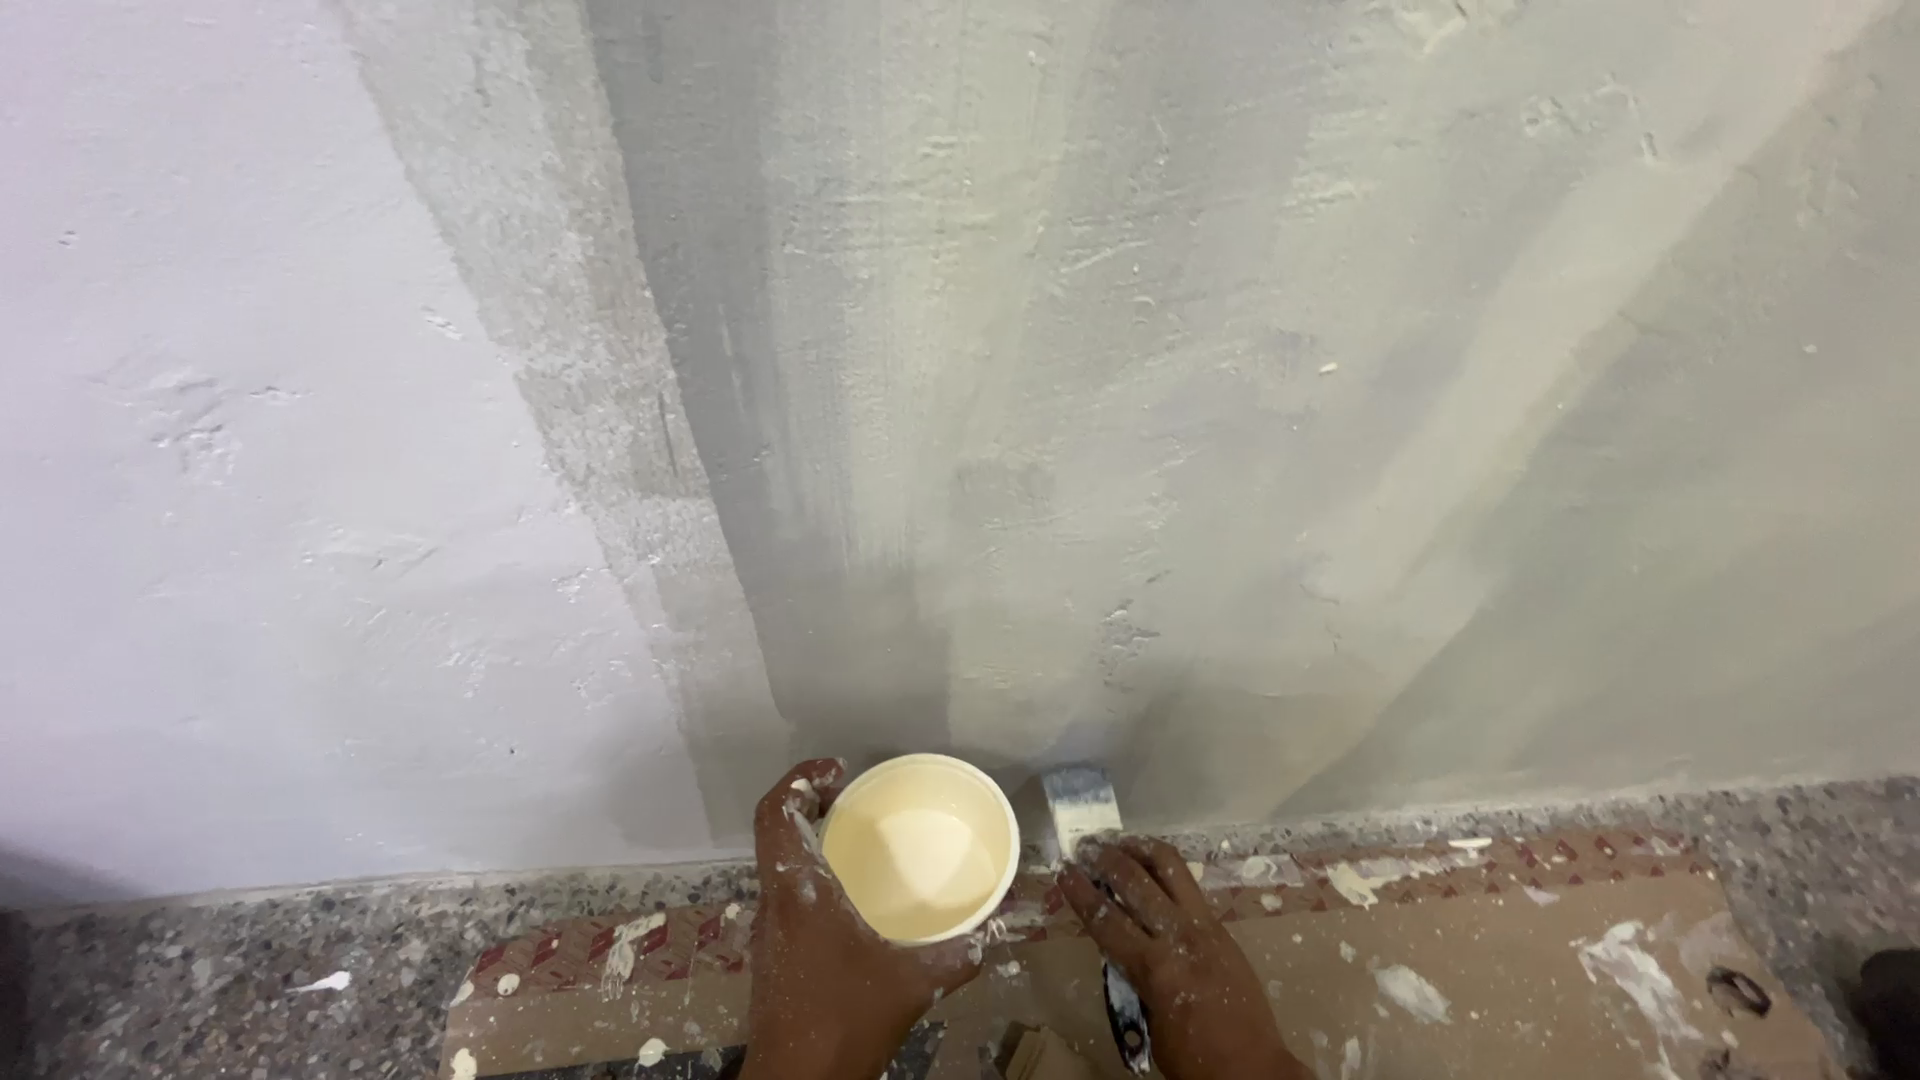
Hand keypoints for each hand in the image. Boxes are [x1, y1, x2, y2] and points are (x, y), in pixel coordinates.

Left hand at [738, 759, 982, 1079]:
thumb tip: (995, 936)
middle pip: (774, 830)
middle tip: (848, 792)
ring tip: (849, 831)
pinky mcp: (773, 952)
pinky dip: (809, 870)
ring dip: (806, 835)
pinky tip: (845, 891)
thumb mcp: (911, 984)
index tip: (837, 770)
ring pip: (777, 861)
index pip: (775, 814)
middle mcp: (775, 901)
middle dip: (807, 800)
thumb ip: (957, 955)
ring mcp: (769, 928)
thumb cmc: (844, 1021)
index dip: (799, 779)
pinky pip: (785, 890)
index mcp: (798, 892)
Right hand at [1060, 838, 1310, 1079]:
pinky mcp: (1220, 925)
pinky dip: (1163, 866)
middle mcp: (1178, 936)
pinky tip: (1148, 864)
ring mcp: (1203, 925)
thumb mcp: (1149, 1023)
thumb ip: (1132, 977)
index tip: (1064, 871)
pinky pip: (1187, 883)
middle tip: (1085, 846)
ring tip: (1117, 841)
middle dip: (1104, 859)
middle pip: (1134, 881)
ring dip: (1137, 848)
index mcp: (1155, 969)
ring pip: (1168, 866)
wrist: (1255, 1069)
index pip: (1106, 919)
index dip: (1080, 893)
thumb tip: (1117, 944)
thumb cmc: (1194, 1059)